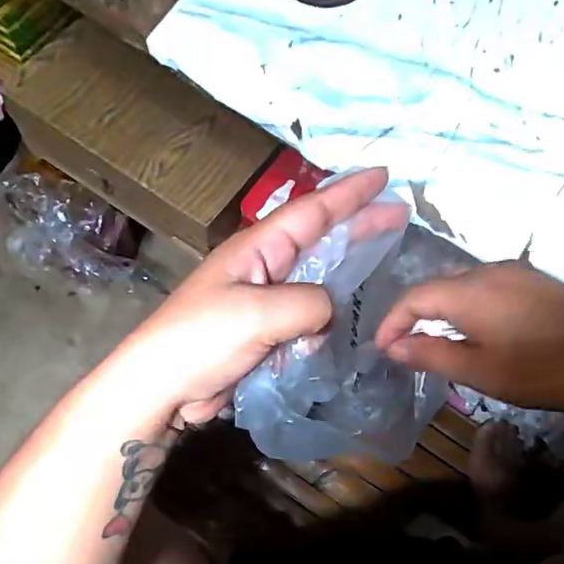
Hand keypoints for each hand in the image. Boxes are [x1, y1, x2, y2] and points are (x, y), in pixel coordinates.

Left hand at [111, 166, 408, 426]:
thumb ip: (309, 303)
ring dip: (350, 268)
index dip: (350, 193)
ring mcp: (264, 299)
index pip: (312, 211)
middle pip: (320, 238)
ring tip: (386, 261)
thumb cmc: (202, 339)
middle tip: (401, 215)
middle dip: (359, 224)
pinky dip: (333, 311)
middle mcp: (264, 266)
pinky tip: (355, 315)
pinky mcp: (265, 331)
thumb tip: (329, 311)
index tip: (384, 176)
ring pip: (318, 277)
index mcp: (258, 248)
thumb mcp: (259, 312)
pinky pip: (309, 313)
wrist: (162, 387)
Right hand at [373, 262, 563, 428]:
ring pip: (465, 285)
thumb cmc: (539, 371)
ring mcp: (518, 272)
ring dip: (444, 310)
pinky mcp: (538, 282)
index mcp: (470, 289)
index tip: (381, 348)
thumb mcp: (478, 370)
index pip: (414, 296)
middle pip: (439, 285)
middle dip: (416, 314)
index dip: (392, 321)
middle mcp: (491, 269)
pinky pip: (490, 287)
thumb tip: (393, 346)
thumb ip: (430, 354)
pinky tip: (476, 331)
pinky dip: (470, 306)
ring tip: (436, 341)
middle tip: (405, 345)